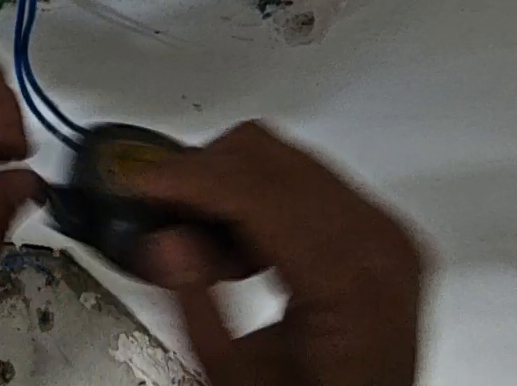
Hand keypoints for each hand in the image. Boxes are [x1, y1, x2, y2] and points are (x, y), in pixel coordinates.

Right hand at [130, 123, 428, 385]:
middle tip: (161, 207)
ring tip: (201, 237)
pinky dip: (247, 191)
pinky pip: (290, 172)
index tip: (142, 184)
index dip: (190, 180)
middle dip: (200, 175)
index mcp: (352, 278)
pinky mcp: (364, 219)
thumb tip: (164, 240)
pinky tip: (234, 239)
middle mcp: (373, 238)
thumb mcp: (240, 379)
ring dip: (221, 181)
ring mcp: (374, 224)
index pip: (256, 191)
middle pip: (262, 154)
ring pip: (271, 153)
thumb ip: (196, 308)